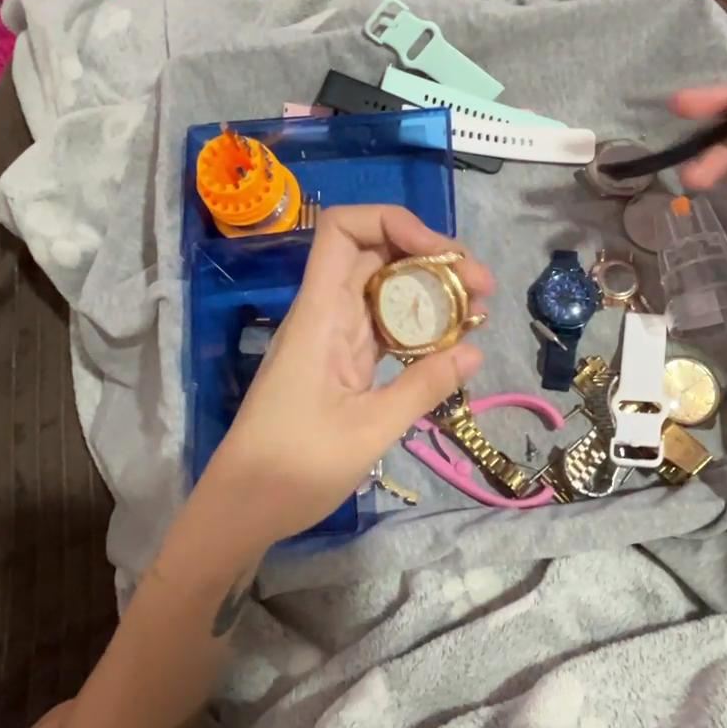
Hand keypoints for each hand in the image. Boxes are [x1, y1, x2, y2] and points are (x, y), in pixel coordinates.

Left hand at [196, 205, 492, 545]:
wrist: (243, 505)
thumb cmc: (296, 467)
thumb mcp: (369, 430)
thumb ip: (423, 386)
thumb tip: (477, 351)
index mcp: (320, 314)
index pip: (343, 230)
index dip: (393, 222)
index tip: (443, 254)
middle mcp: (324, 314)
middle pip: (374, 255)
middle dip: (431, 258)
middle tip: (483, 289)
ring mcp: (331, 338)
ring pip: (382, 291)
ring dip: (429, 293)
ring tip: (479, 313)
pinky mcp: (338, 364)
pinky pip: (381, 326)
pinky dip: (416, 327)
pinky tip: (451, 344)